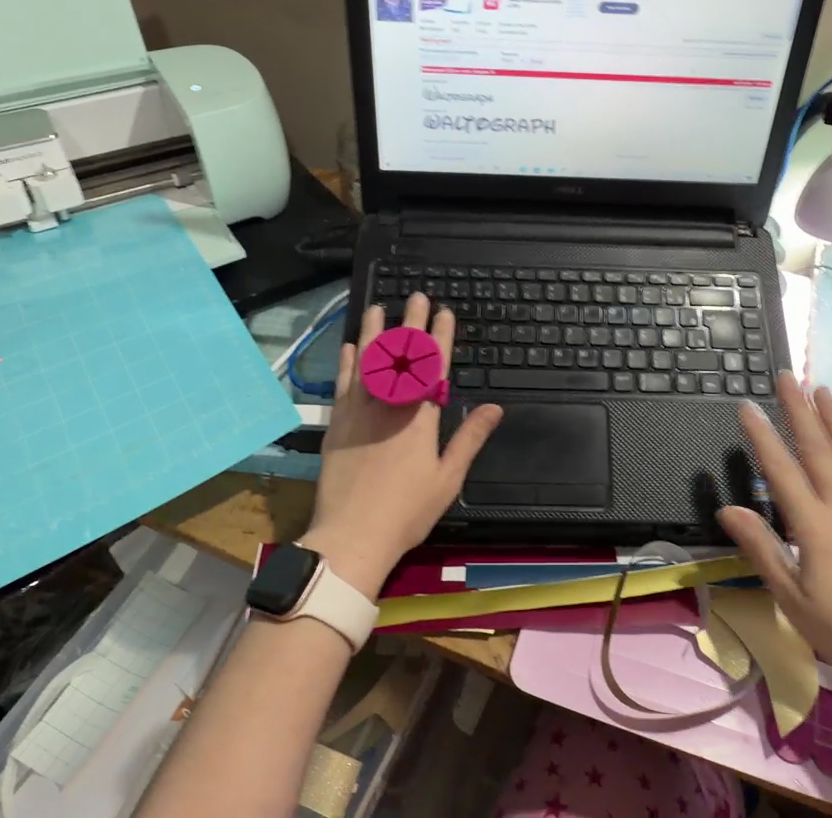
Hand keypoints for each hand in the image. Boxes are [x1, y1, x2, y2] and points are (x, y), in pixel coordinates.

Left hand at [302, 292, 503, 598]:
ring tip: (378, 308)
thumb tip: (495, 407)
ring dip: (374, 332)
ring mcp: (358, 412)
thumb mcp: (447, 478)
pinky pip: (343, 384)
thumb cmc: (407, 511)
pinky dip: (348, 363)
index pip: (434, 367)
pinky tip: (350, 347)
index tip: (444, 312)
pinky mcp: (336, 424)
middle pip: (401, 356)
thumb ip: (469, 438)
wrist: (352, 535)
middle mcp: (389, 405)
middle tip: (416, 297)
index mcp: (420, 417)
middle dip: (411, 324)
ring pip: (367, 362)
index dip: (440, 337)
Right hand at [717, 372, 831, 698]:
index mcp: (816, 527)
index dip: (762, 435)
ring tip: (820, 388)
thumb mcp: (789, 595)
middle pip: (819, 448)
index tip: (747, 406)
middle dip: (800, 409)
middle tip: (787, 376)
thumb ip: (759, 547)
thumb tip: (726, 508)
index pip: (781, 470)